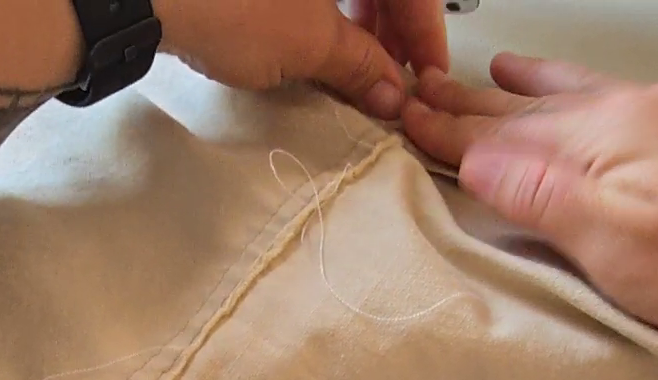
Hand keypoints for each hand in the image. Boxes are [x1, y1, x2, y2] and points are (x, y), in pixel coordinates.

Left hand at [152, 0, 448, 119]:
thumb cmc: (231, 5)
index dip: (423, 30)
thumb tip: (390, 93)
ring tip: (353, 75)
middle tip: (387, 83)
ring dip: (357, 28)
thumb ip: (358, 64)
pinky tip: (319, 52)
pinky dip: (324, 19)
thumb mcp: (308, 42)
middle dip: (388, 32)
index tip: (426, 75)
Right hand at [401, 54, 657, 349]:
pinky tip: (573, 89)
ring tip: (487, 72)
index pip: (503, 130)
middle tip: (419, 90)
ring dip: (522, 91)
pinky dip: (577, 93)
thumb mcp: (615, 242)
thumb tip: (475, 158)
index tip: (400, 117)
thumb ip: (542, 195)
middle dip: (471, 103)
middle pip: (532, 107)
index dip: (448, 128)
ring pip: (572, 98)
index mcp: (607, 133)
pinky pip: (612, 102)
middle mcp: (635, 110)